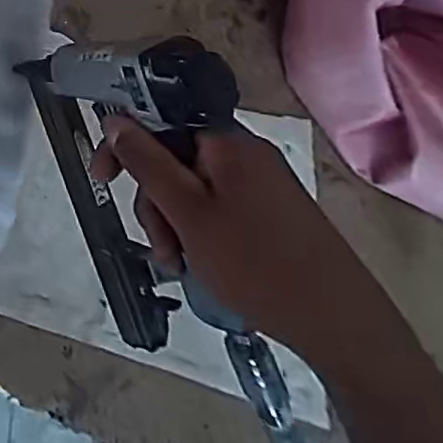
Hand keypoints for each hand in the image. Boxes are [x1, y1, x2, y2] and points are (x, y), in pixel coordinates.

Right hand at [90, 115, 325, 339]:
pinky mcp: (271, 210)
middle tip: (161, 247)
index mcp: (226, 141)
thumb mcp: (187, 213)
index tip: (102, 178)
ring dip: (175, 222)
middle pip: (175, 159)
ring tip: (180, 264)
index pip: (160, 121)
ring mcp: (261, 182)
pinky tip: (201, 263)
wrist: (340, 323)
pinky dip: (199, 230)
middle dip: (155, 201)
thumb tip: (115, 119)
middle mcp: (244, 152)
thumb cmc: (255, 262)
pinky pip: (217, 206)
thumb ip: (147, 162)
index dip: (126, 146)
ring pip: (193, 188)